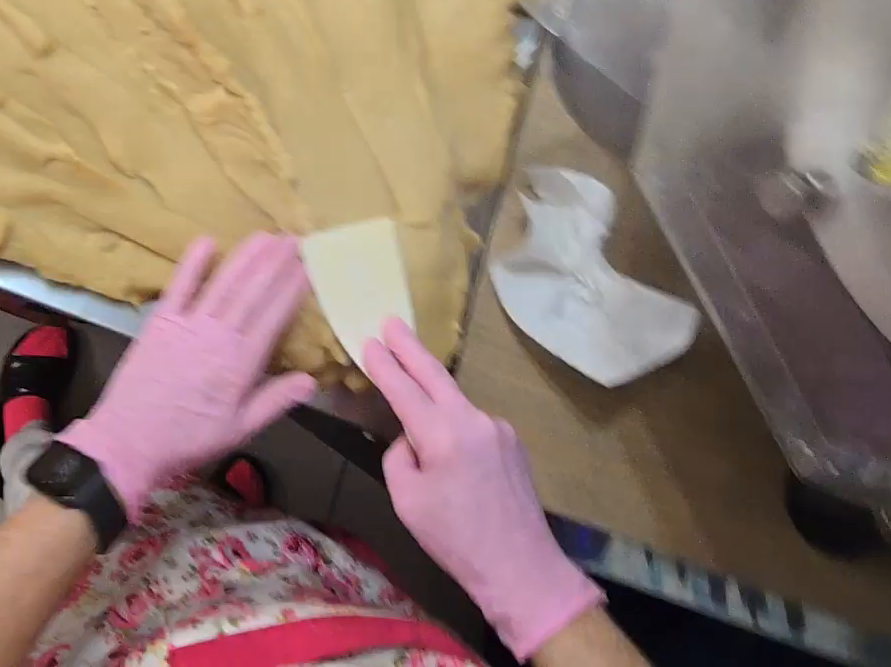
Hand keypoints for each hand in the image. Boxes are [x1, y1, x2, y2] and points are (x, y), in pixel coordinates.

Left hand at [59, 234, 316, 518]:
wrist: (128, 442)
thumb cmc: (188, 439)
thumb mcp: (239, 429)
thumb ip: (275, 401)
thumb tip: (312, 380)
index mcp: (240, 363)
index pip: (274, 316)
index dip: (292, 287)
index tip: (309, 264)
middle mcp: (217, 336)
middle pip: (252, 292)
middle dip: (275, 263)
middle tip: (293, 238)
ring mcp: (188, 324)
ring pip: (223, 284)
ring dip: (246, 257)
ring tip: (265, 236)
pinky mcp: (160, 321)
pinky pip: (179, 286)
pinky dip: (193, 263)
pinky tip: (208, 240)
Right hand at [364, 317, 602, 659]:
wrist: (522, 569)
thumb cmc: (455, 540)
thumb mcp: (407, 501)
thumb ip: (400, 456)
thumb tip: (411, 438)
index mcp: (442, 434)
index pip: (403, 389)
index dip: (383, 365)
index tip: (368, 341)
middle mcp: (472, 420)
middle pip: (433, 374)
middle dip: (408, 347)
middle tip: (390, 321)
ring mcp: (496, 427)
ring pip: (453, 403)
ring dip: (431, 395)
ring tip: (412, 395)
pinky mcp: (511, 440)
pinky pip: (471, 423)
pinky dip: (454, 426)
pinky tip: (453, 457)